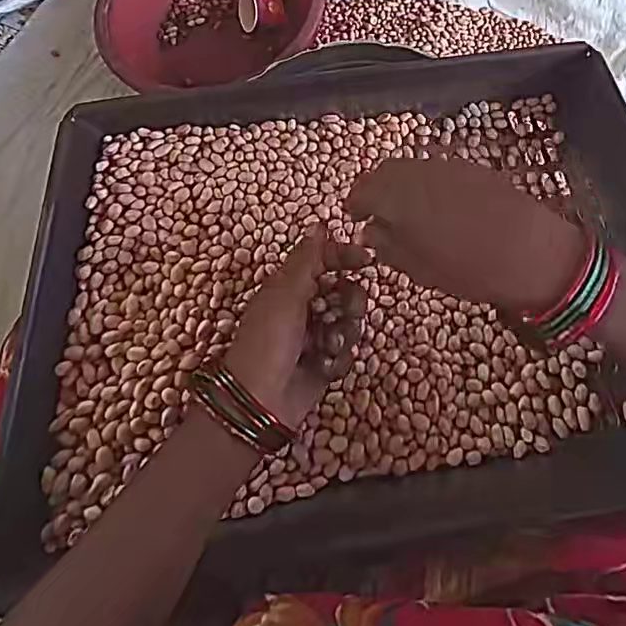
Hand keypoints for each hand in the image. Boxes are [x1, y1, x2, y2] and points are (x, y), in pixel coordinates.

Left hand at [221, 228, 369, 426]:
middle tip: (343, 312)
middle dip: (349, 301)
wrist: (261, 401)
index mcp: (289, 285)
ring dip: (344, 331)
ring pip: (349, 321)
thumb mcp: (286, 294)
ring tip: (329, 345)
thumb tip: (319, 224)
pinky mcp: (324, 361)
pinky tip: (325, 364)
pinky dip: (339, 356)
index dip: (344, 257)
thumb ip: (307, 260)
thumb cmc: (268, 341)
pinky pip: (347, 349)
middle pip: (343, 290)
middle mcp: (303, 307)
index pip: (323, 260)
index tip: (365, 260)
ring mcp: (314, 335)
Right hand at [347, 158, 584, 316]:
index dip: (354, 205)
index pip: (361, 191)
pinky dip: (424, 183)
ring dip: (399, 184)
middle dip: (374, 190)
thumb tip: (371, 231)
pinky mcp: (470, 167)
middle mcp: (416, 172)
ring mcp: (445, 165)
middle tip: (375, 214)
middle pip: (383, 172)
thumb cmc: (468, 268)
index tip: (354, 218)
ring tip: (406, 211)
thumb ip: (386, 245)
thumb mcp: (418, 268)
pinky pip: (434, 170)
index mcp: (396, 196)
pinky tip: (436, 206)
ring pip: (409, 168)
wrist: (532, 251)